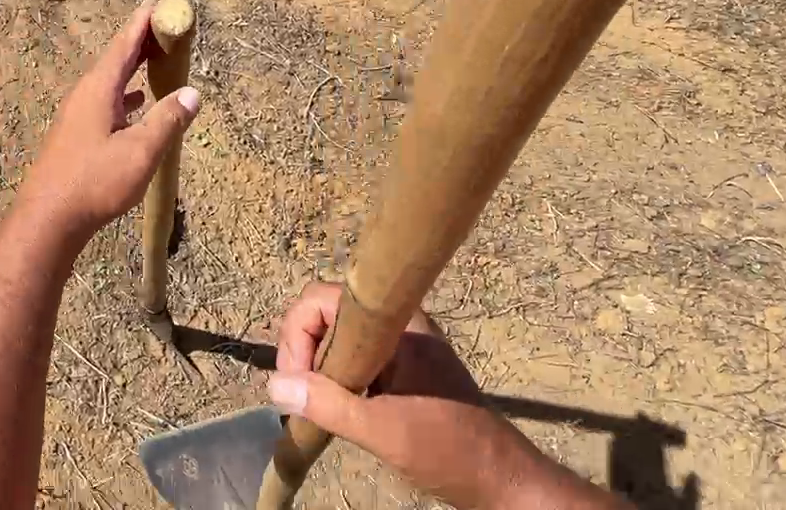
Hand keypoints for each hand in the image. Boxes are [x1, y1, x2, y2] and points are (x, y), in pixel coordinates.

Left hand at [15, 0, 201, 242]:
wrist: (49, 216)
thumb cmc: (95, 181)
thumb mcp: (140, 152)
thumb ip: (167, 121)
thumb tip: (192, 93)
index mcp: (99, 89)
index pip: (123, 44)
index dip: (141, 22)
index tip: (157, 0)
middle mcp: (86, 94)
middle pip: (117, 58)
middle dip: (141, 40)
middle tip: (166, 23)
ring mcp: (80, 113)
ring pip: (112, 79)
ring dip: (135, 66)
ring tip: (157, 56)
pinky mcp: (79, 132)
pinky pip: (108, 98)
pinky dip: (127, 92)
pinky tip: (138, 100)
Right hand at [268, 283, 628, 509]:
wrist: (512, 486)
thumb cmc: (452, 453)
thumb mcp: (383, 431)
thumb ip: (326, 404)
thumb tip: (273, 385)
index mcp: (395, 322)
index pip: (321, 299)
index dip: (296, 333)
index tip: (295, 381)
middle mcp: (398, 321)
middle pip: (326, 313)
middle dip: (303, 350)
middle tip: (299, 393)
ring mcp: (403, 342)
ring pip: (338, 334)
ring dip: (318, 364)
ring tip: (314, 402)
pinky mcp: (407, 364)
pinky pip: (356, 352)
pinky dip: (337, 373)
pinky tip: (337, 404)